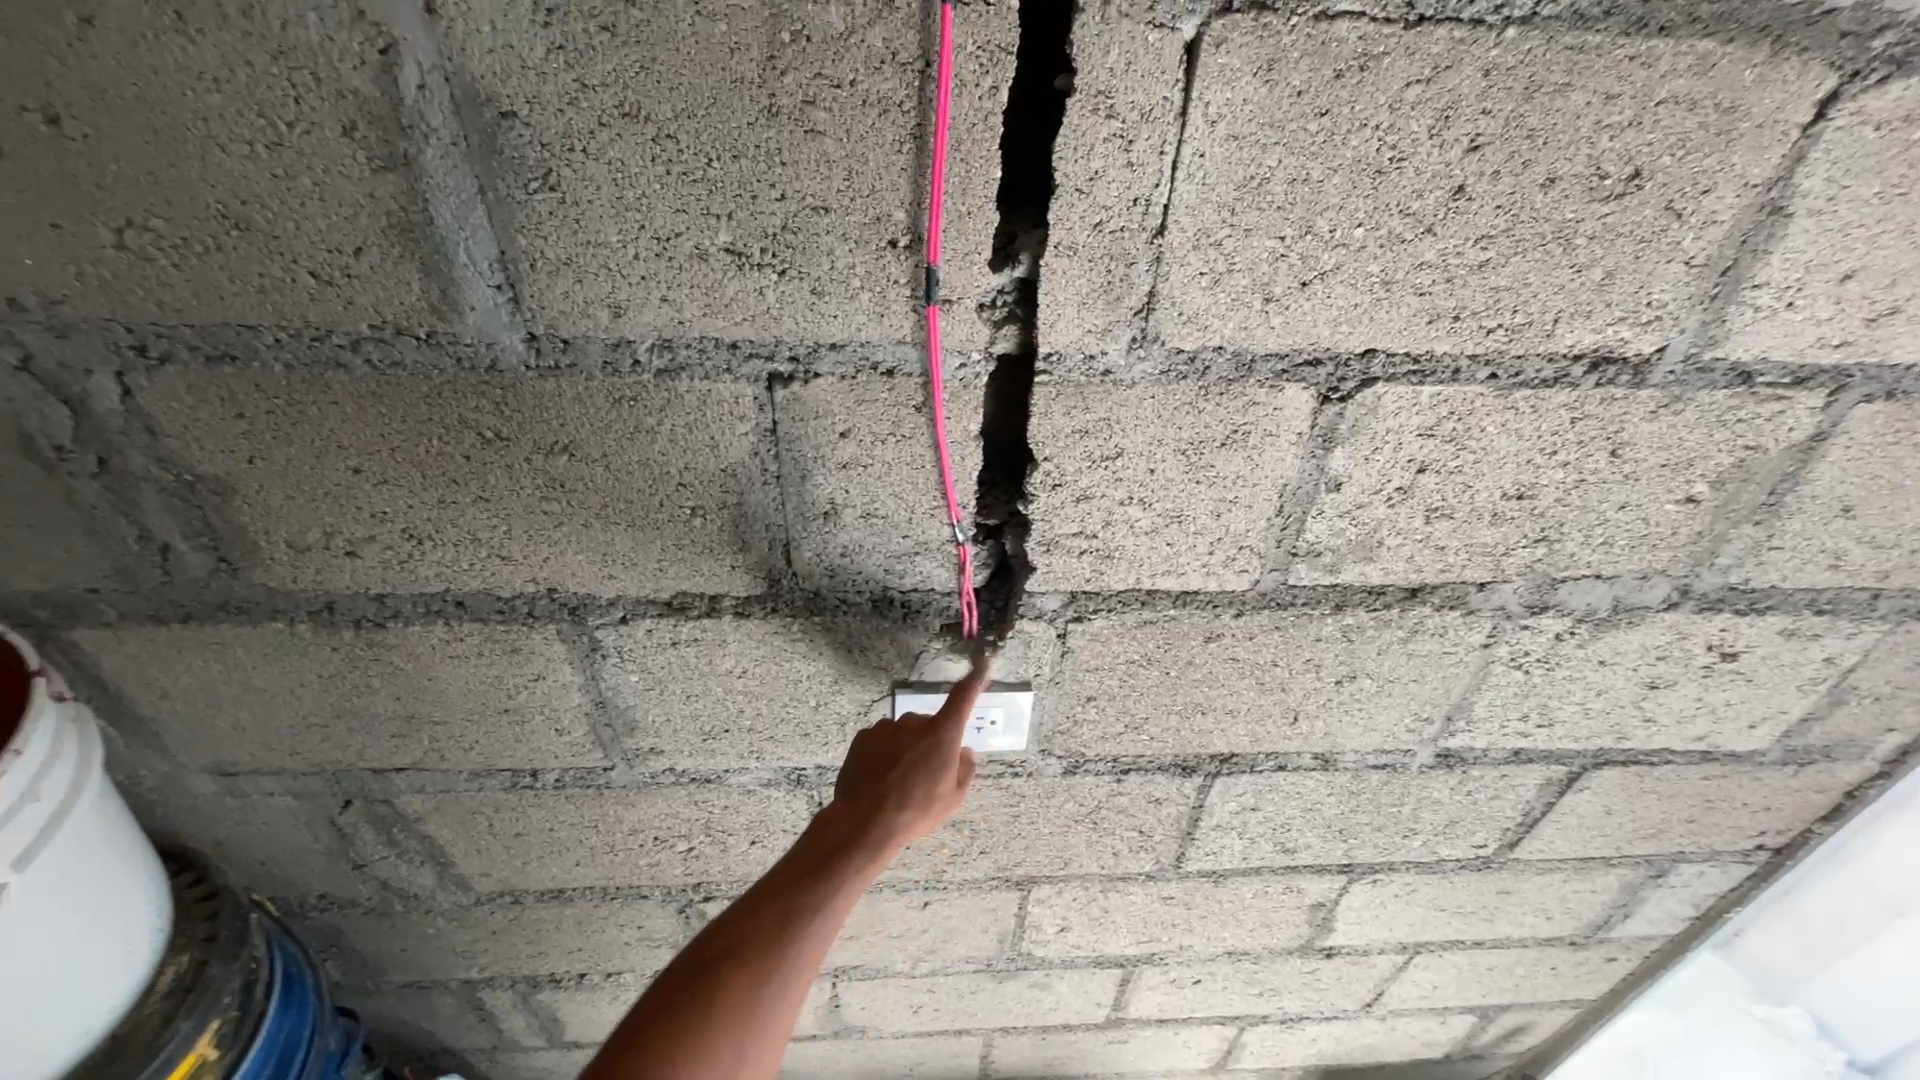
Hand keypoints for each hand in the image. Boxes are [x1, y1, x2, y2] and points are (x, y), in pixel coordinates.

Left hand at [828, 658, 988, 851]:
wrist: (866, 821)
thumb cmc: (917, 810)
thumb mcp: (953, 797)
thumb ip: (965, 769)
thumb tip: (964, 752)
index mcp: (943, 733)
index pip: (963, 697)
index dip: (975, 679)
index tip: (982, 663)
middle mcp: (914, 722)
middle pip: (929, 727)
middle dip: (930, 745)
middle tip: (924, 778)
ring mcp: (886, 727)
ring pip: (903, 735)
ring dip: (904, 751)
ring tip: (897, 784)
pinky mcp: (863, 737)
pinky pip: (881, 742)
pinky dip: (883, 755)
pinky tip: (879, 779)